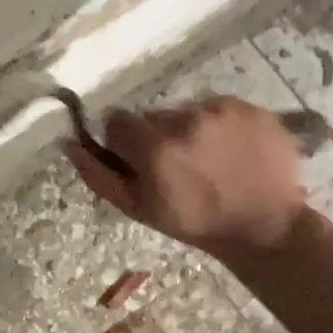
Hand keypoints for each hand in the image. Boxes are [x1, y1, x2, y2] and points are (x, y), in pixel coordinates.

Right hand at [63, 97, 306, 250]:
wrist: (264, 225)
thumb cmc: (194, 222)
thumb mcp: (137, 208)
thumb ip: (98, 175)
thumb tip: (68, 143)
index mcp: (155, 147)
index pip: (117, 120)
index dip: (124, 142)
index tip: (138, 161)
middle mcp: (186, 120)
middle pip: (153, 116)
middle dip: (157, 136)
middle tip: (177, 167)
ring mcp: (222, 111)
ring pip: (187, 111)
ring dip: (189, 131)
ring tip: (209, 161)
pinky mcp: (250, 108)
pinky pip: (219, 109)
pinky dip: (220, 127)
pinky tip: (231, 152)